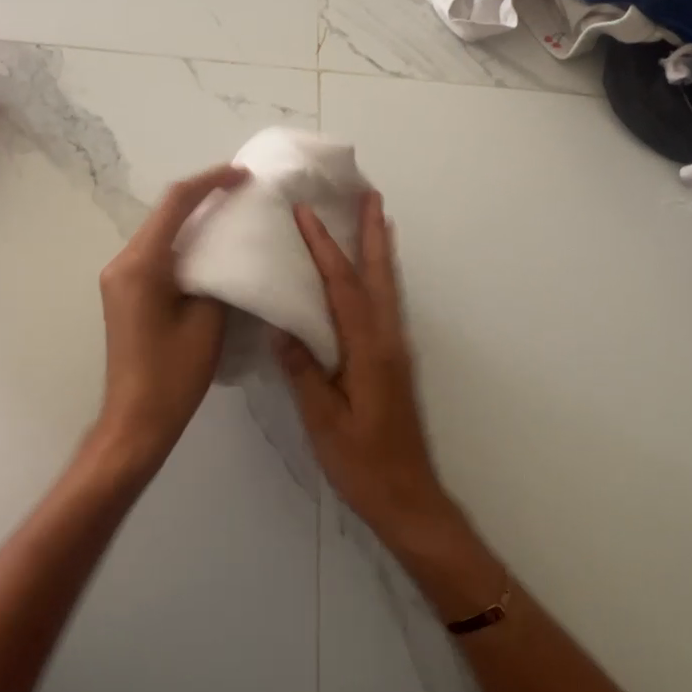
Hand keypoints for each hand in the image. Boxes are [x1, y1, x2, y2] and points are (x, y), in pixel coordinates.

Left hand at [93, 164, 249, 472]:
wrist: (135, 420)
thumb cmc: (172, 375)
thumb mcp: (207, 324)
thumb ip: (217, 278)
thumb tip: (228, 255)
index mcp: (140, 265)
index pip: (176, 203)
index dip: (210, 181)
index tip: (243, 175)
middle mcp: (122, 263)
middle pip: (164, 214)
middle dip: (202, 196)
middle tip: (242, 191)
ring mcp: (119, 279)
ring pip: (159, 234)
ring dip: (192, 220)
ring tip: (232, 215)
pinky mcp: (124, 294)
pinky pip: (155, 255)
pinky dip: (183, 245)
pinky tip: (211, 250)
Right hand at [275, 191, 451, 531]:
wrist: (409, 499)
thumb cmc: (362, 463)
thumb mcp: (324, 421)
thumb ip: (305, 372)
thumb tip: (282, 327)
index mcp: (369, 350)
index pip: (344, 287)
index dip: (325, 247)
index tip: (307, 212)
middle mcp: (388, 340)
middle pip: (380, 274)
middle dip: (373, 231)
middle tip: (370, 192)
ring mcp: (395, 350)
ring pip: (388, 286)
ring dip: (380, 249)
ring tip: (373, 217)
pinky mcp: (394, 362)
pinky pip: (386, 304)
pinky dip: (379, 277)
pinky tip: (370, 275)